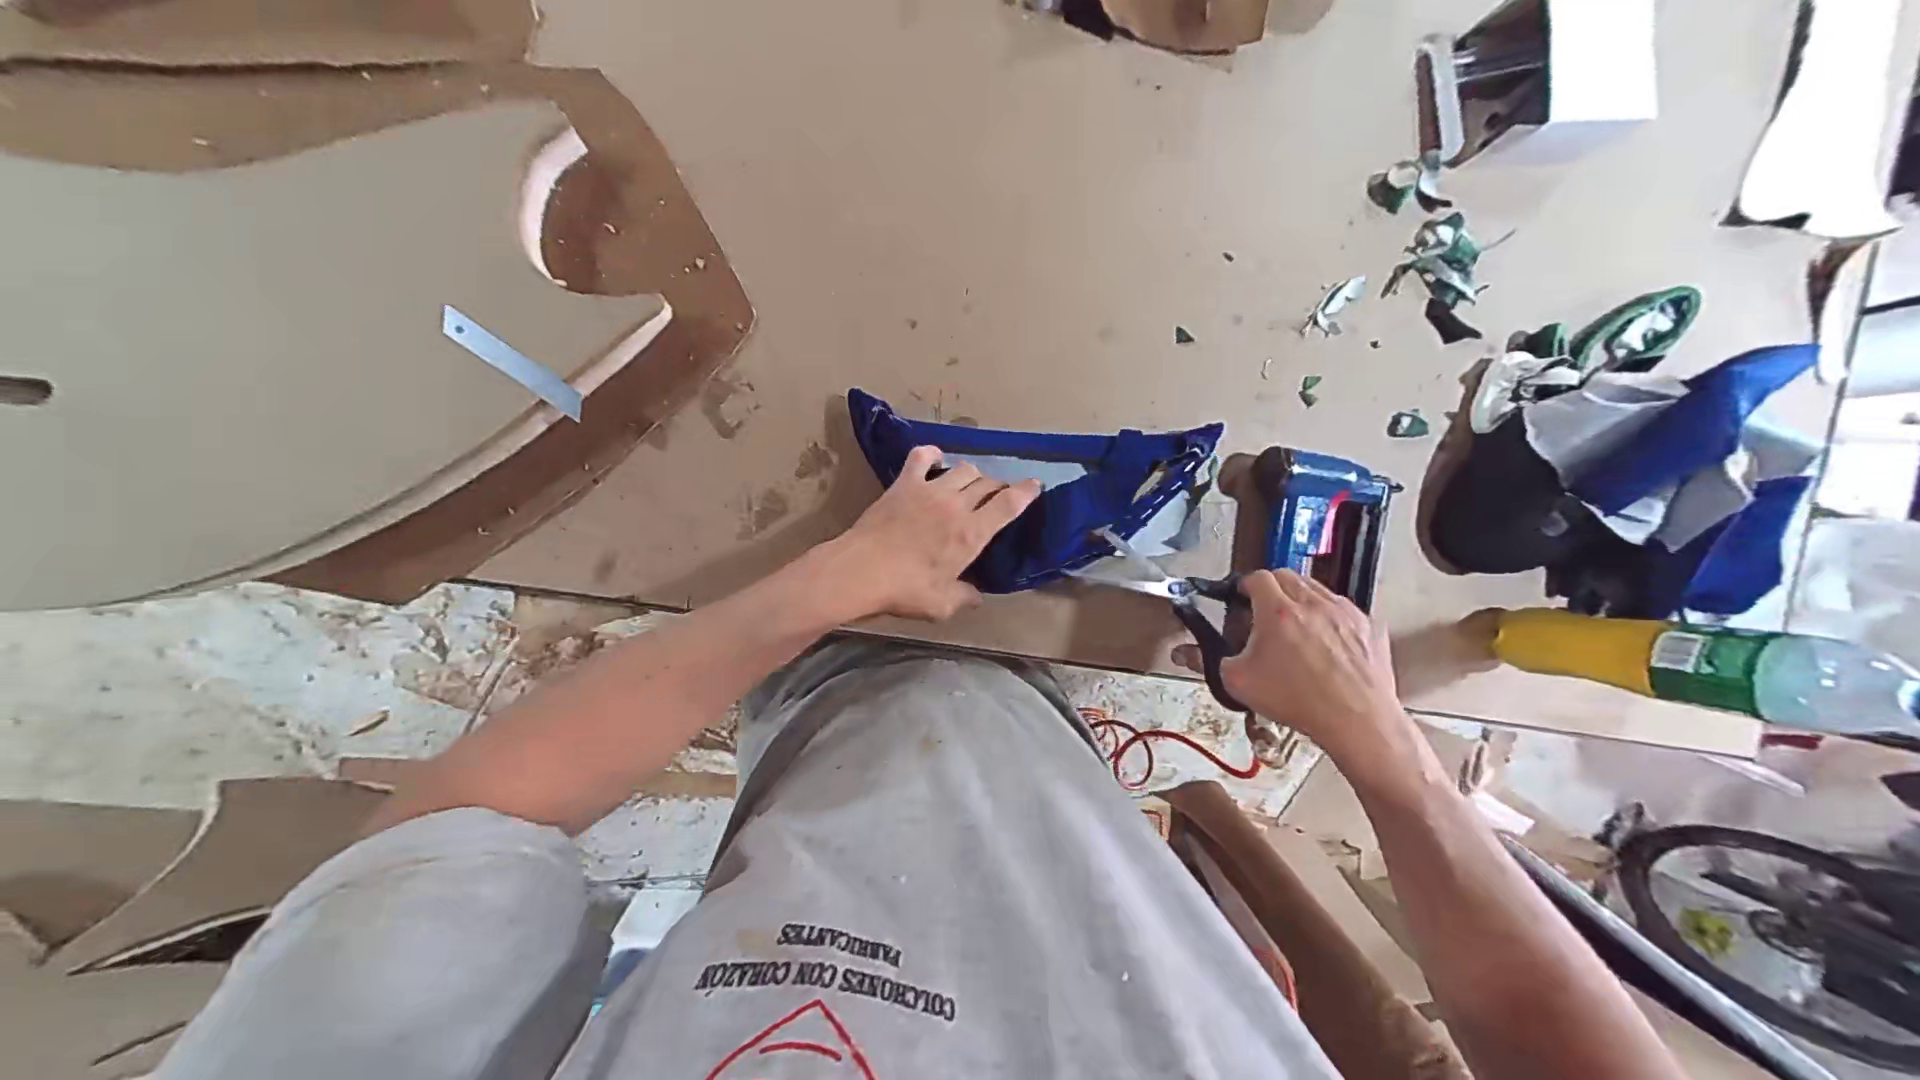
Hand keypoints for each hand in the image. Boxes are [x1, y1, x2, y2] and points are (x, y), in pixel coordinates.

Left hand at [825, 445, 1041, 620]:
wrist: (861, 570)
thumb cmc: (904, 590)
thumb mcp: (942, 605)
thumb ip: (964, 597)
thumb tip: (975, 596)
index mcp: (971, 534)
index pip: (1009, 504)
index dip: (1026, 492)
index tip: (1035, 484)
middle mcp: (957, 505)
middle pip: (987, 484)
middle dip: (999, 487)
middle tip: (998, 495)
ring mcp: (930, 490)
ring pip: (963, 469)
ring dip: (972, 475)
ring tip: (970, 484)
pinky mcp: (904, 484)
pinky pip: (922, 457)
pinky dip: (932, 454)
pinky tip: (935, 458)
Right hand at [1173, 569, 1406, 763]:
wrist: (1356, 721)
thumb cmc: (1300, 702)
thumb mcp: (1238, 681)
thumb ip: (1207, 660)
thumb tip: (1185, 653)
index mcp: (1278, 611)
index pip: (1257, 577)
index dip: (1244, 585)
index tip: (1240, 597)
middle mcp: (1313, 604)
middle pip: (1286, 575)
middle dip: (1271, 588)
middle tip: (1262, 609)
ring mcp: (1344, 613)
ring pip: (1315, 588)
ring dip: (1299, 598)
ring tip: (1292, 625)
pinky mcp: (1367, 626)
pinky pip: (1342, 607)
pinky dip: (1328, 615)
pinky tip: (1322, 641)